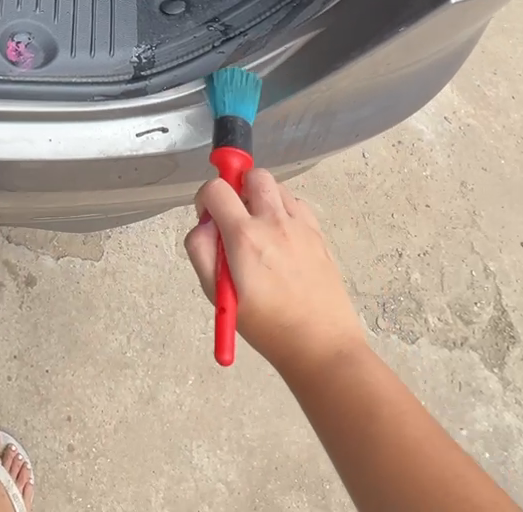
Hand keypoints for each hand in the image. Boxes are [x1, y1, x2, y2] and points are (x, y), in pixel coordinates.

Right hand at [184, 169, 365, 381]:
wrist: (322, 347)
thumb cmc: (266, 325)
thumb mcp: (216, 292)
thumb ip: (200, 249)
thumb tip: (205, 224)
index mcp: (244, 236)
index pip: (216, 188)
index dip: (205, 198)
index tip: (208, 218)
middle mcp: (274, 223)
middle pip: (253, 174)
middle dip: (237, 186)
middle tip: (234, 214)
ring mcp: (301, 227)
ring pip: (277, 187)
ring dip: (262, 197)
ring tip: (258, 227)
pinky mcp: (319, 237)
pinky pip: (298, 205)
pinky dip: (284, 210)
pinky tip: (281, 237)